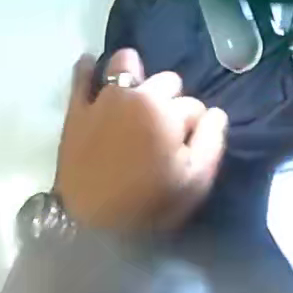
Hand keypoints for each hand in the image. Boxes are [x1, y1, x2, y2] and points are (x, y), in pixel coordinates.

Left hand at [55, 49, 227, 233]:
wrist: (90, 229)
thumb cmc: (149, 204)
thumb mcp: (196, 180)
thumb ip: (212, 140)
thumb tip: (216, 113)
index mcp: (168, 111)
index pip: (195, 105)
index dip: (195, 126)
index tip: (187, 147)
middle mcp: (137, 95)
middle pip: (167, 81)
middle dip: (171, 99)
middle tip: (164, 129)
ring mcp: (103, 100)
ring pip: (126, 64)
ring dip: (135, 73)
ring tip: (137, 92)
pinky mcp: (76, 112)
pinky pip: (79, 78)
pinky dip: (86, 68)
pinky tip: (89, 63)